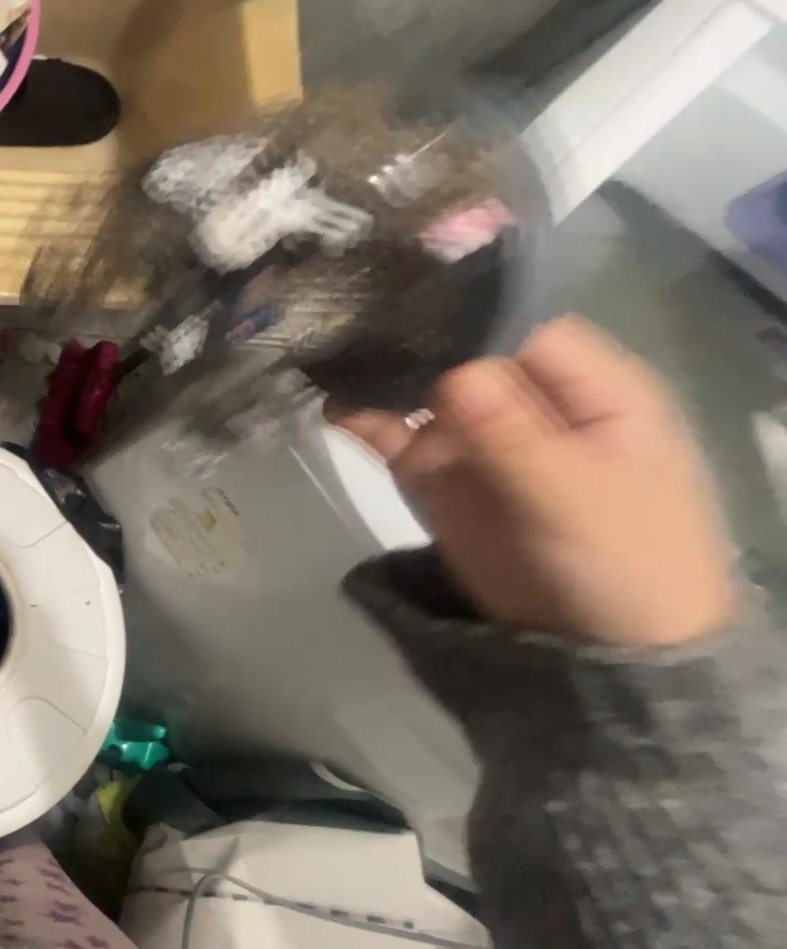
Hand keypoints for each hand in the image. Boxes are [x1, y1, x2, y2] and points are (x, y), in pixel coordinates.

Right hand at [331, 317, 737, 646]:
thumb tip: (451, 373)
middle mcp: (525, 400)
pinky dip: (358, 415)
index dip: (469, 314)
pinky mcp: (431, 466)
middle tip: (348, 324)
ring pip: (416, 386)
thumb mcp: (573, 498)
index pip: (522, 328)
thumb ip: (513, 435)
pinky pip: (389, 429)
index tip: (406, 302)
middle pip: (458, 350)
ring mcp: (472, 433)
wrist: (587, 645)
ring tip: (328, 359)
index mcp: (587, 392)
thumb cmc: (619, 564)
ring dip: (374, 374)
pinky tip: (330, 405)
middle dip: (407, 337)